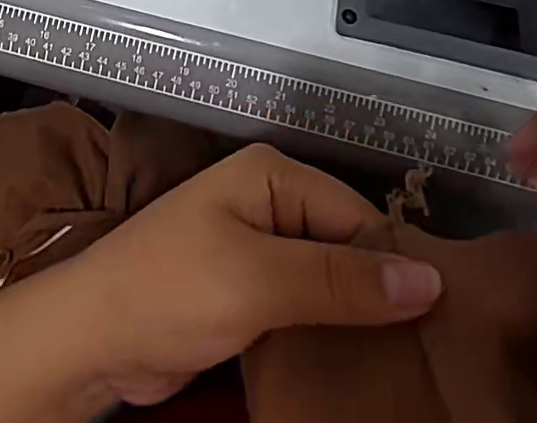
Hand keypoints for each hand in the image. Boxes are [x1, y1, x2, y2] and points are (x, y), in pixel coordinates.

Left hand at [0, 144, 442, 422]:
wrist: (95, 337)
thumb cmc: (171, 288)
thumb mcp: (259, 279)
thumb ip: (340, 280)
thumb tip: (428, 279)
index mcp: (271, 174)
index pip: (355, 212)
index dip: (394, 261)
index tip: (441, 315)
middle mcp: (268, 200)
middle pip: (343, 242)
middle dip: (378, 289)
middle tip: (432, 343)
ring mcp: (257, 244)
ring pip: (325, 275)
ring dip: (355, 313)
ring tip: (408, 358)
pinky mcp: (248, 286)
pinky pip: (303, 301)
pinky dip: (327, 327)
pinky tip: (360, 362)